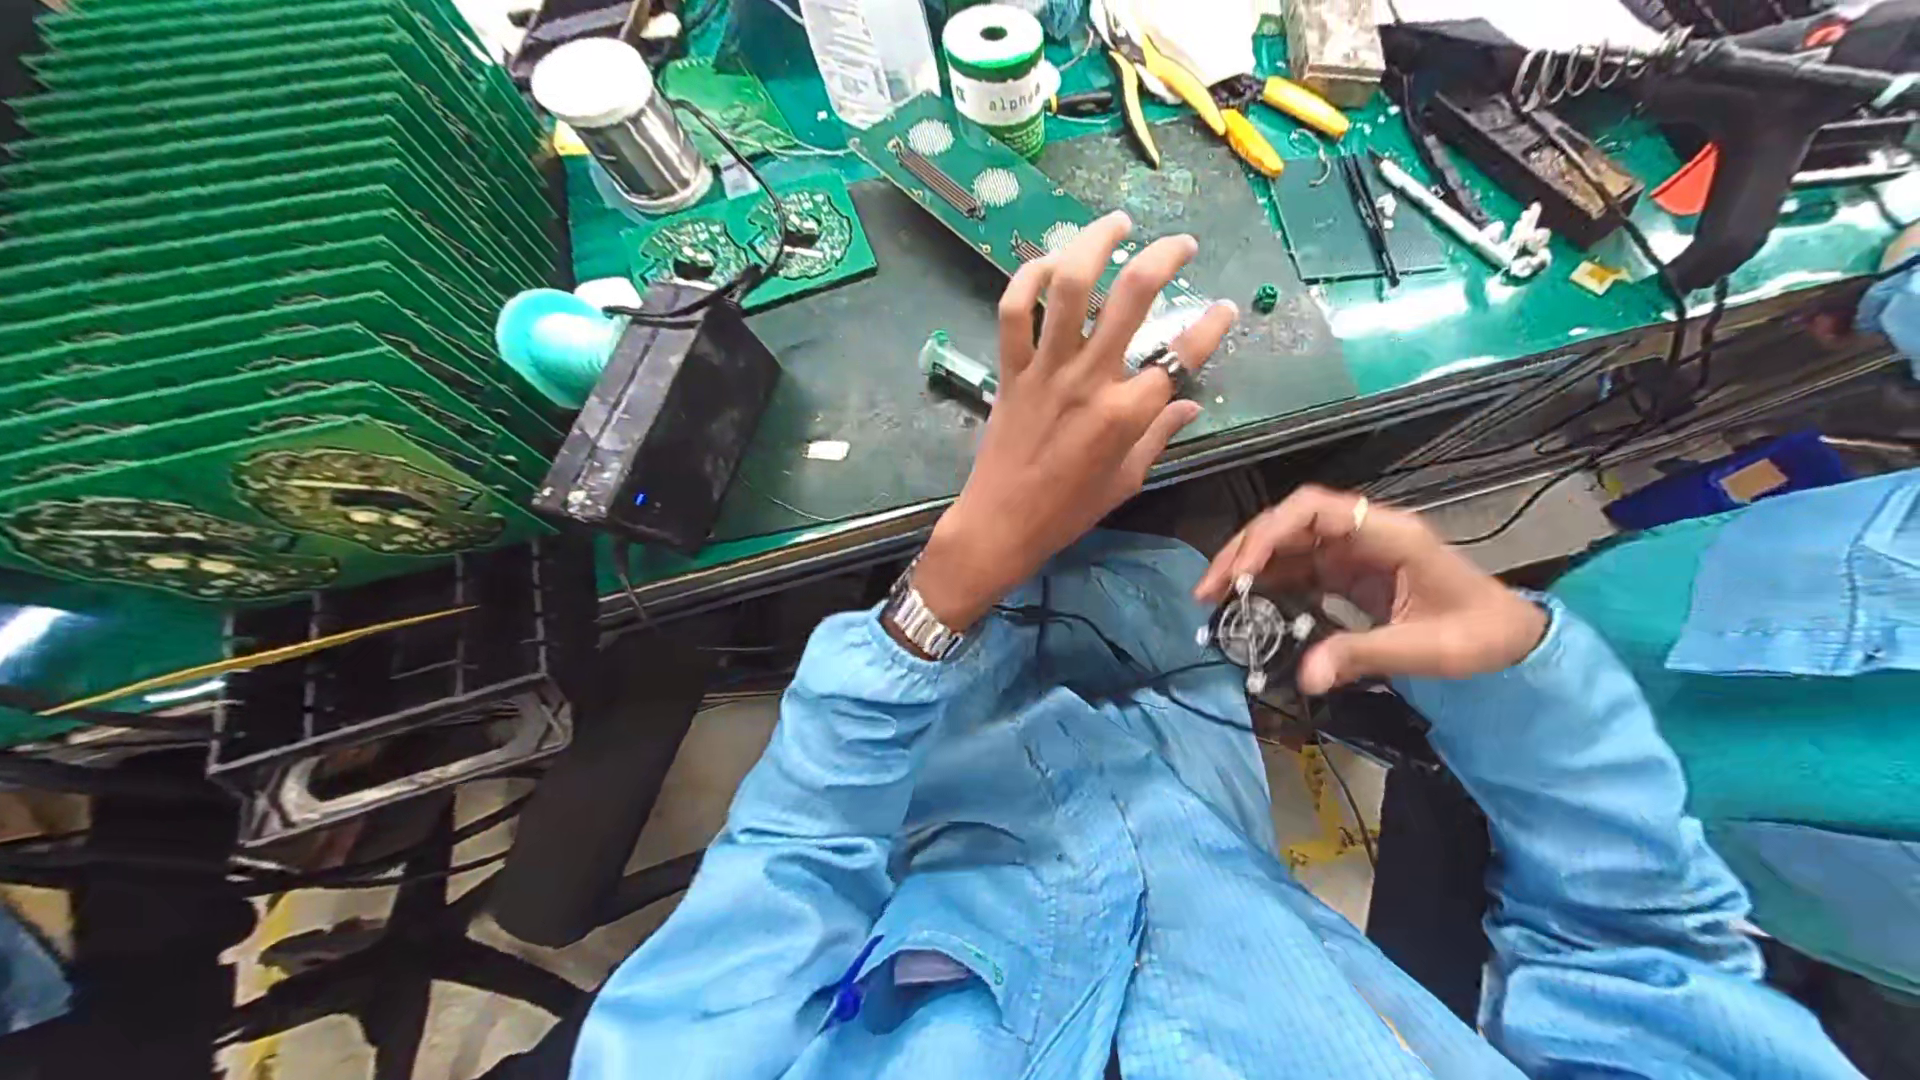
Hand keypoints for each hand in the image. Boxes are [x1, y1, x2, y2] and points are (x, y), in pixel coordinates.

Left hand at [910, 212, 1238, 632]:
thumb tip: (1191, 406)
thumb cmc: (1068, 511)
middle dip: (1165, 257)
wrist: (1001, 524)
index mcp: (1126, 412)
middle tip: (1181, 244)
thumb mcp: (1126, 480)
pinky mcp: (1010, 371)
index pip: (1182, 355)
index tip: (1223, 309)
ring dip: (1094, 243)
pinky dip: (1026, 280)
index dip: (1210, 327)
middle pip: (1132, 296)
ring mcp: (1045, 369)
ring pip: (1068, 287)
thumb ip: (1160, 436)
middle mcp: (1088, 378)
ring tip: (1116, 223)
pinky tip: (1047, 263)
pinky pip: (1012, 313)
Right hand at [1194, 485, 1546, 693]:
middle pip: (1285, 523)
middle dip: (1241, 551)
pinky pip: (1291, 568)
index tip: (1243, 571)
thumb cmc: (1480, 635)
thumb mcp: (1428, 649)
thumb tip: (1306, 677)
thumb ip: (1365, 655)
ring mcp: (1348, 551)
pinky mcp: (1340, 572)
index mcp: (1387, 534)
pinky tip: (1241, 602)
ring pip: (1281, 544)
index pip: (1314, 511)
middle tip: (1208, 589)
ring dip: (1243, 565)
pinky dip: (1262, 582)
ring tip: (1212, 596)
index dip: (1270, 532)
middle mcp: (1360, 533)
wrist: (1510, 640)